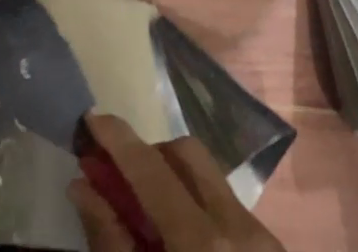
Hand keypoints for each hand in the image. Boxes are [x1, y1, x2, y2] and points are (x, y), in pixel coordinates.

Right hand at [71, 114, 287, 251]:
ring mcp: (263, 237)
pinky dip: (197, 206)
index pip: (151, 168)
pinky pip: (227, 206)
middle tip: (118, 177)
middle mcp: (237, 226)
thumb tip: (83, 186)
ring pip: (211, 178)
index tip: (91, 118)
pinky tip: (180, 241)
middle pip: (188, 155)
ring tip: (145, 213)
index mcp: (201, 242)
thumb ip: (111, 241)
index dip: (118, 139)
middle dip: (149, 153)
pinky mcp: (274, 250)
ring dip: (174, 179)